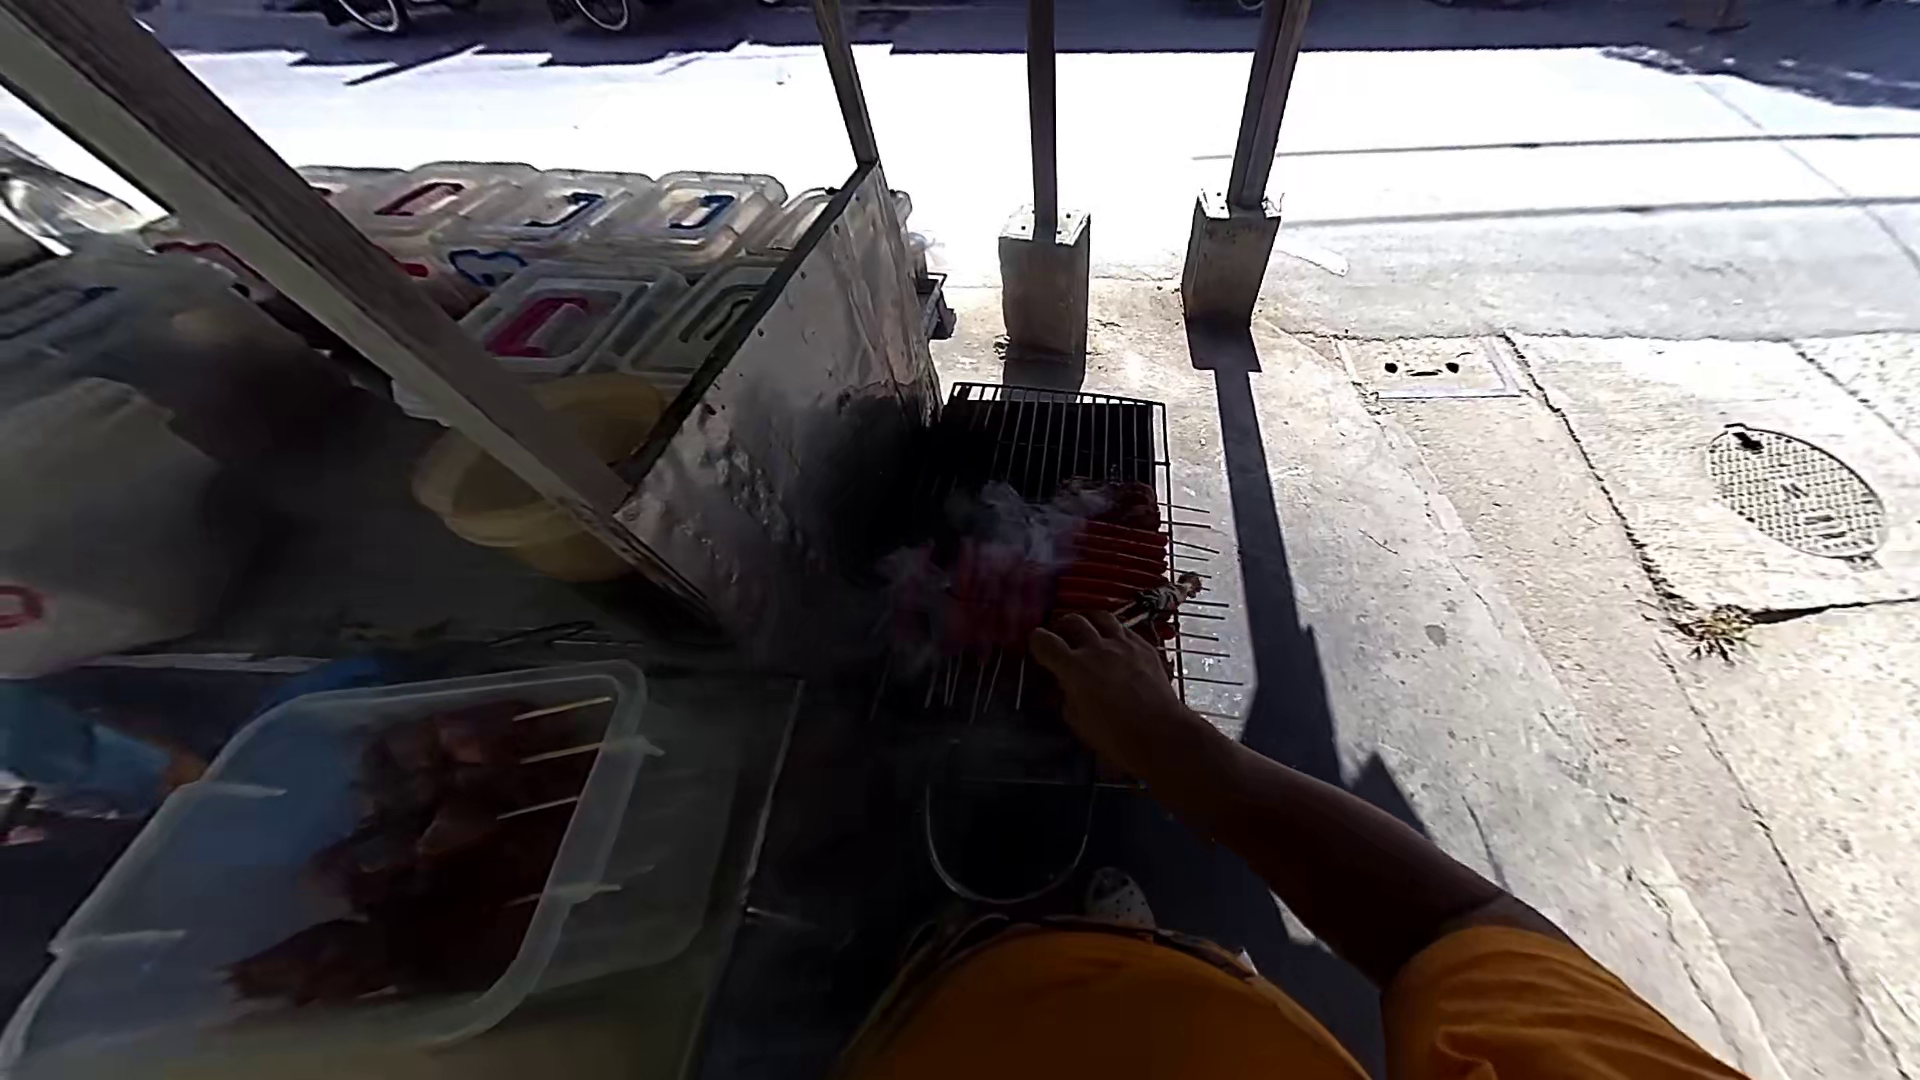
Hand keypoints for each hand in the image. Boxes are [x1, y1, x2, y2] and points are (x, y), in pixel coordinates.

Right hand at [1030, 612, 1207, 774]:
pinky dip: (1113, 631)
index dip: (1035, 640)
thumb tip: (1064, 684)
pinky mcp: (1144, 646)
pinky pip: (1124, 628)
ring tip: (1087, 631)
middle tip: (1060, 637)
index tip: (1036, 645)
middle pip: (1072, 620)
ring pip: (1099, 616)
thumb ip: (1065, 695)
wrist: (1161, 734)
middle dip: (1061, 626)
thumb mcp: (1077, 720)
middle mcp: (1096, 648)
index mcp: (1074, 667)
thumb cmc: (1115, 736)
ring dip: (1088, 621)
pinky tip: (1114, 643)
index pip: (1044, 641)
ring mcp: (1123, 644)